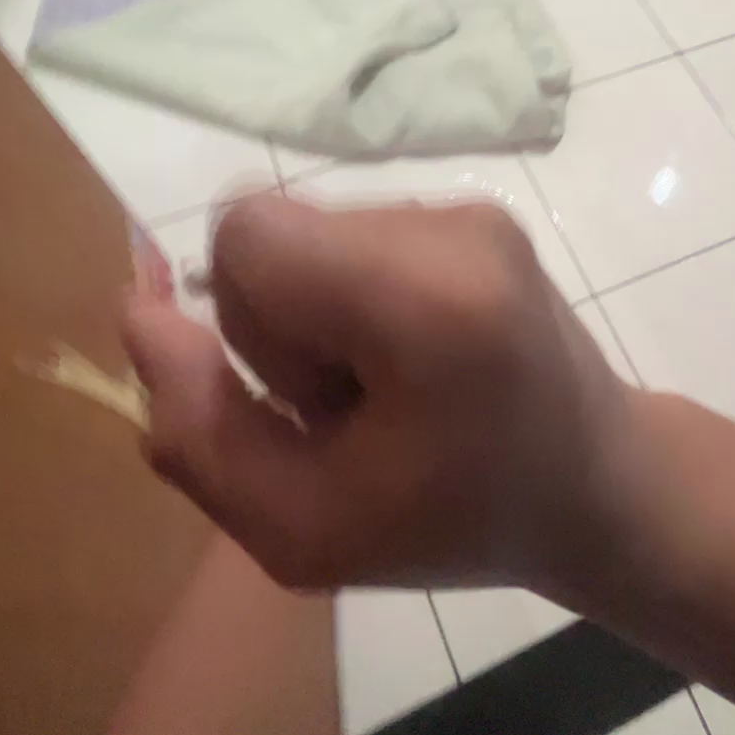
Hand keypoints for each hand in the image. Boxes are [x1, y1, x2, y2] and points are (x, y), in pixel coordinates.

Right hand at [121, 192, 638, 590]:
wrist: (595, 480)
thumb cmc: (456, 520)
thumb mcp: (303, 526)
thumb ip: (197, 426)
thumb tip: (139, 302)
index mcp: (424, 296)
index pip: (248, 232)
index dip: (247, 319)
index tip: (310, 392)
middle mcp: (454, 225)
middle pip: (277, 227)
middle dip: (284, 319)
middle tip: (356, 399)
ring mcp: (476, 208)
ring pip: (318, 229)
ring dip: (324, 308)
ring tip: (394, 379)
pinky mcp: (486, 211)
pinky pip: (366, 231)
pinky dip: (365, 290)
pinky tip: (421, 349)